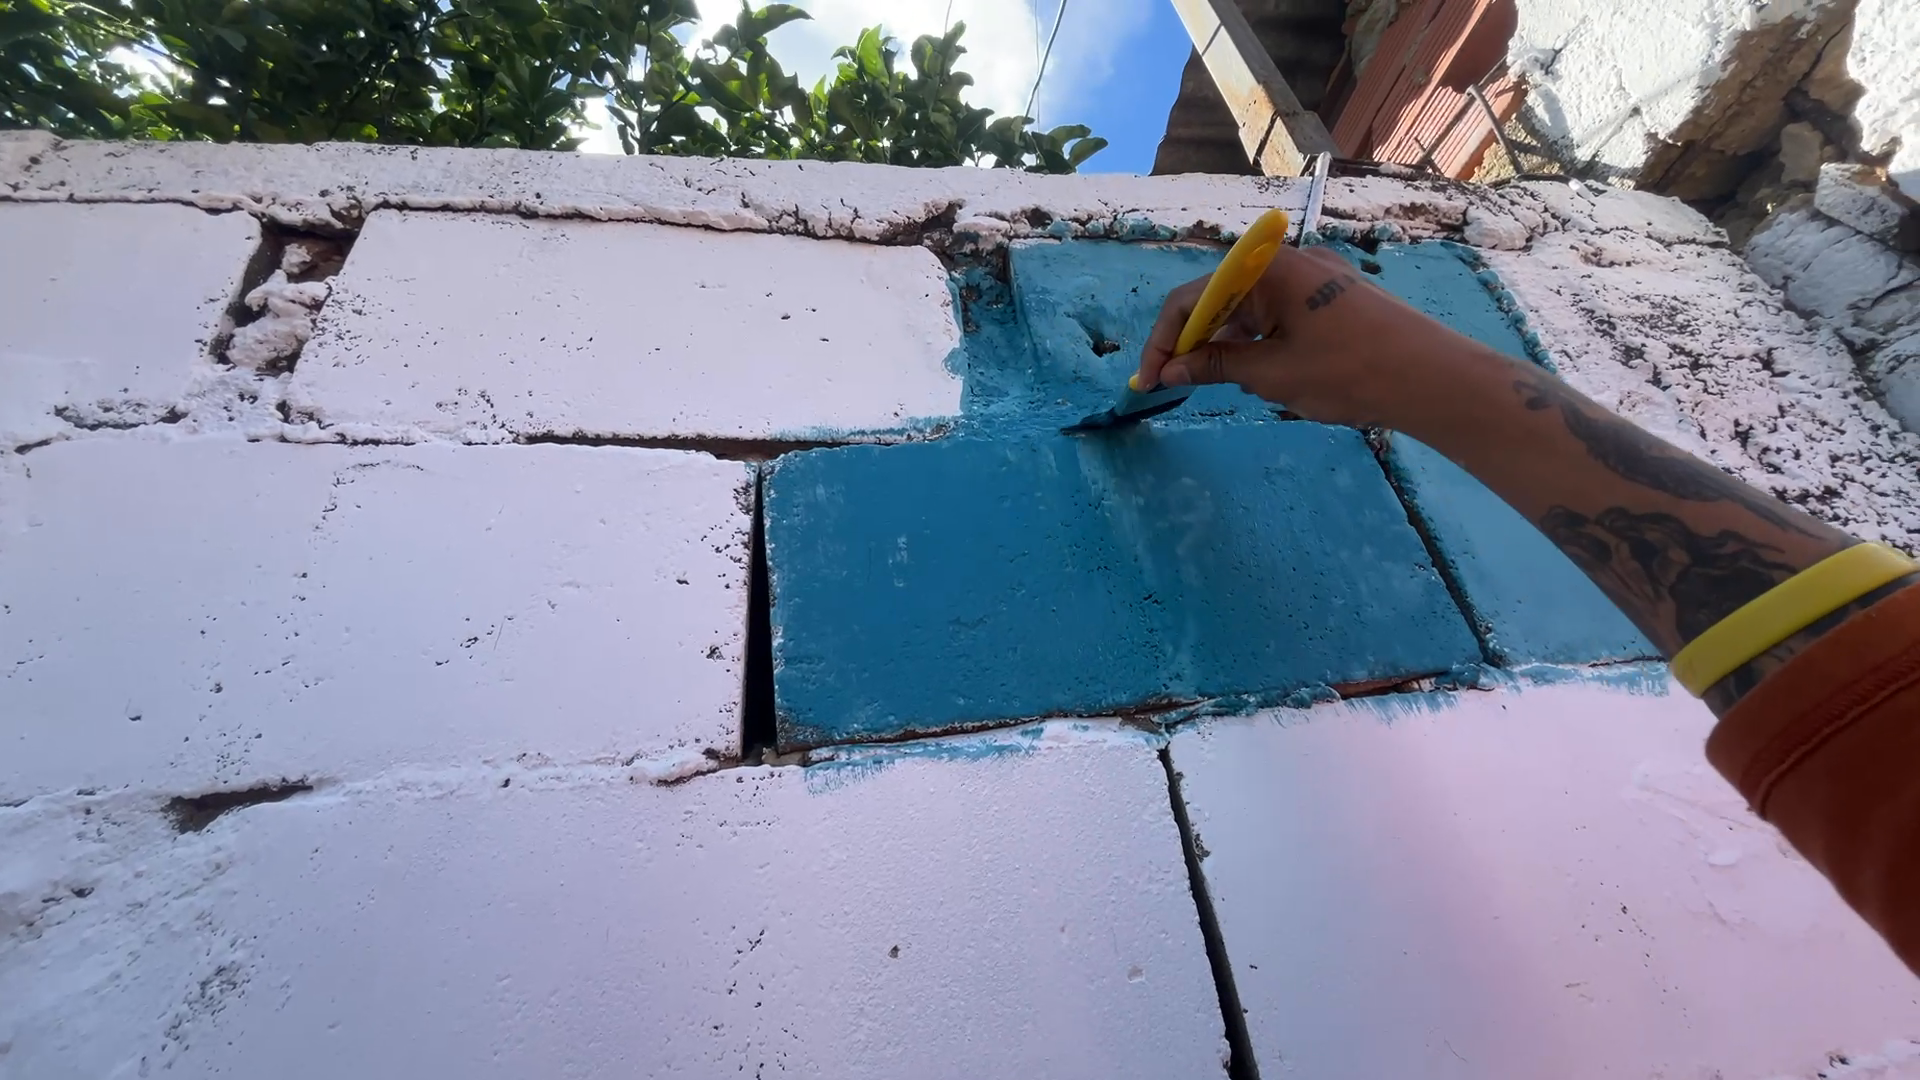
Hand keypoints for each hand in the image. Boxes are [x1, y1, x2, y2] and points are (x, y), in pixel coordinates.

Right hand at [1136, 244, 1480, 428]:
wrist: (1433, 377)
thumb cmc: (1347, 371)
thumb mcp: (1271, 373)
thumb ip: (1215, 366)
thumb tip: (1169, 370)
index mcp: (1267, 269)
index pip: (1193, 298)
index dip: (1164, 340)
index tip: (1150, 380)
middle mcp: (1287, 262)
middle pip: (1217, 297)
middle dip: (1189, 340)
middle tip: (1171, 381)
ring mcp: (1311, 277)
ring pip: (1244, 306)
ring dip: (1220, 342)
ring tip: (1209, 381)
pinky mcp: (1328, 295)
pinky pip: (1273, 311)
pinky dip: (1251, 339)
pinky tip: (1249, 369)